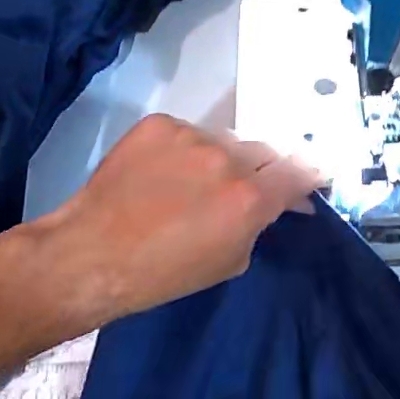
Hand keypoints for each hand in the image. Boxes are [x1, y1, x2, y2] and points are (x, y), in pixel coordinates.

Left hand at [34, 114, 319, 324]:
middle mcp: (227, 158)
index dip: (308, 175)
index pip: (299, 171)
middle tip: (240, 190)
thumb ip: (259, 223)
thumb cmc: (164, 273)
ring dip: (221, 160)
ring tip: (192, 184)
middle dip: (261, 171)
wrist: (91, 253)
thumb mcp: (229, 260)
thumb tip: (279, 202)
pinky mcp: (158, 124)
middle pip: (264, 151)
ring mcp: (191, 136)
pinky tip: (163, 173)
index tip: (307, 179)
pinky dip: (184, 151)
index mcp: (250, 198)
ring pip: (224, 141)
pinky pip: (187, 133)